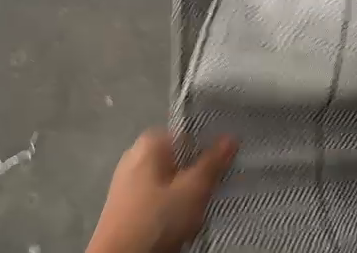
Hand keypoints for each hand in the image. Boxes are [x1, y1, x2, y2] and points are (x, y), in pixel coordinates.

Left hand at [85, 128, 237, 252]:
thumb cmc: (155, 219)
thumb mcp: (193, 190)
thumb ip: (214, 161)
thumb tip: (231, 137)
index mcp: (149, 141)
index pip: (190, 133)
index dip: (211, 147)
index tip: (226, 162)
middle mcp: (136, 155)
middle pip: (181, 159)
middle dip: (198, 175)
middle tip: (210, 191)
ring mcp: (128, 182)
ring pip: (171, 181)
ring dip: (185, 195)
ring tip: (194, 212)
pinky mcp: (125, 207)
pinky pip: (158, 199)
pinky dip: (170, 208)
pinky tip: (177, 223)